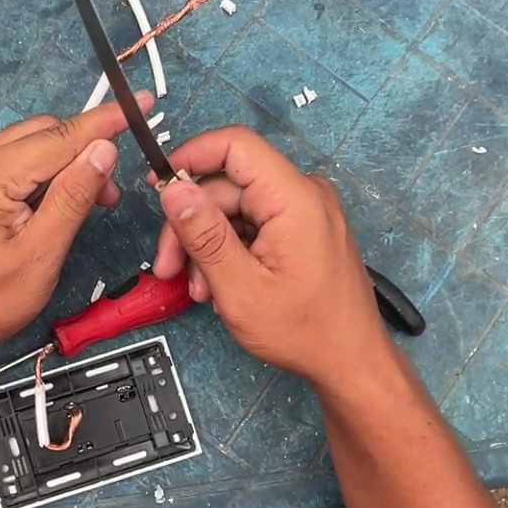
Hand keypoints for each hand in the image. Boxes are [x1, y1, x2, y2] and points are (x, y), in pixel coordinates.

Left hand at [0, 93, 150, 364]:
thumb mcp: (41, 253)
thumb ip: (73, 197)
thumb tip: (103, 149)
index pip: (60, 136)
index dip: (104, 121)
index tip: (141, 103)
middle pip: (43, 134)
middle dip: (84, 152)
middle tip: (111, 193)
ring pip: (28, 147)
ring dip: (63, 165)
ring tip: (86, 204)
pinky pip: (11, 164)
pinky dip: (40, 176)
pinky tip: (53, 206)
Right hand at [151, 127, 389, 382]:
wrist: (350, 361)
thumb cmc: (304, 331)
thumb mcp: (239, 287)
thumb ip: (204, 234)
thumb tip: (173, 190)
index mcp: (294, 198)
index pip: (236, 146)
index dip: (191, 156)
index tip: (157, 184)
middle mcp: (303, 195)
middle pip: (226, 186)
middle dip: (190, 224)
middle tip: (167, 267)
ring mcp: (303, 212)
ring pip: (234, 209)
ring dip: (206, 244)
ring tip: (199, 289)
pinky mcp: (300, 229)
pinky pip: (251, 225)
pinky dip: (227, 250)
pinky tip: (218, 285)